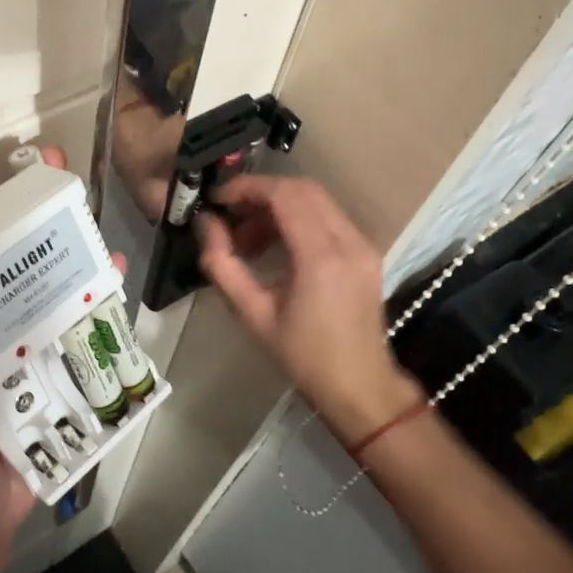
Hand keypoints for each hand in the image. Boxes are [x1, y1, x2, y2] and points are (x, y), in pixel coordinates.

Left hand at [0, 145, 124, 538]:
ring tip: (101, 236)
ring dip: (79, 267)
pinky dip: (102, 317)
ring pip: (58, 301)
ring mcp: (32, 355)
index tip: (19, 176)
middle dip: (44, 230)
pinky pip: (85, 343)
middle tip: (69, 188)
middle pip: (22, 272)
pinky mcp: (63, 383)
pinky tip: (119, 294)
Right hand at [197, 176, 423, 442]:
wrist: (359, 385)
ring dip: (279, 206)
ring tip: (248, 239)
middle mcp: (348, 241)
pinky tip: (275, 246)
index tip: (218, 200)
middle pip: (302, 188)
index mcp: (321, 257)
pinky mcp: (366, 251)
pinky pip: (329, 217)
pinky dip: (298, 218)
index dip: (247, 188)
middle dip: (261, 193)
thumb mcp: (252, 314)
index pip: (284, 195)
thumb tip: (206, 224)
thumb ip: (223, 264)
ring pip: (317, 199)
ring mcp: (363, 244)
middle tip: (230, 215)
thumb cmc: (302, 355)